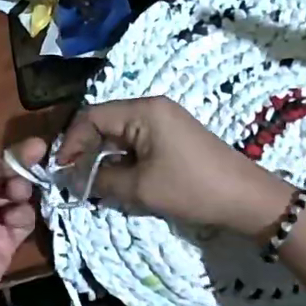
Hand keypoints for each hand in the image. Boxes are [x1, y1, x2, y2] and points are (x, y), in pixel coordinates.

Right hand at [59, 96, 292, 237]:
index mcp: (143, 110)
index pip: (92, 116)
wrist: (245, 198)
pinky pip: (136, 140)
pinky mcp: (172, 135)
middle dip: (86, 149)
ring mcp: (164, 120)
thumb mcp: (140, 188)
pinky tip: (119, 179)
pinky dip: (122, 158)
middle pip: (104, 121)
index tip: (60, 169)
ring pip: (119, 133)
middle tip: (74, 179)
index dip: (72, 141)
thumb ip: (100, 179)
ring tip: (94, 183)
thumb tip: (73, 177)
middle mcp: (152, 107)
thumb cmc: (191, 188)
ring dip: (104, 156)